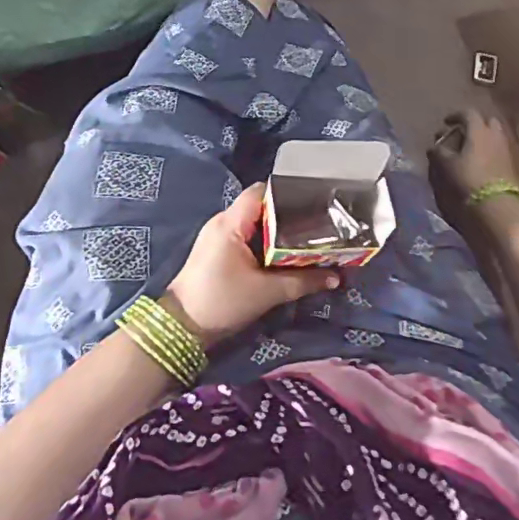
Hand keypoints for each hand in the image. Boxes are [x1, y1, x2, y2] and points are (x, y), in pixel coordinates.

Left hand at [165, 183, 336, 344]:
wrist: (182, 327)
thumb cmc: (222, 302)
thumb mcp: (267, 293)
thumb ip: (303, 281)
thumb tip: (336, 276)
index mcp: (230, 223)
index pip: (261, 192)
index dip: (288, 194)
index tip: (314, 205)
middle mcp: (222, 222)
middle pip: (261, 206)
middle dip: (289, 215)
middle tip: (318, 225)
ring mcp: (217, 237)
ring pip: (254, 223)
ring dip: (278, 231)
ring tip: (308, 239)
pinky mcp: (218, 251)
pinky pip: (246, 237)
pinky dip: (265, 242)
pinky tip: (285, 254)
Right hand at [431, 107, 518, 197]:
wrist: (498, 205)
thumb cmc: (468, 180)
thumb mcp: (446, 165)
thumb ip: (438, 152)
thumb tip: (434, 147)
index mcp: (479, 129)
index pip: (468, 113)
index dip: (455, 115)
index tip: (446, 122)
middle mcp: (496, 134)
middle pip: (487, 121)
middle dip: (474, 124)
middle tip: (462, 134)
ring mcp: (508, 148)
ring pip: (496, 135)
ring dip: (484, 138)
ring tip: (471, 149)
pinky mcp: (515, 163)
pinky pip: (501, 149)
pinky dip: (491, 150)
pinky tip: (482, 161)